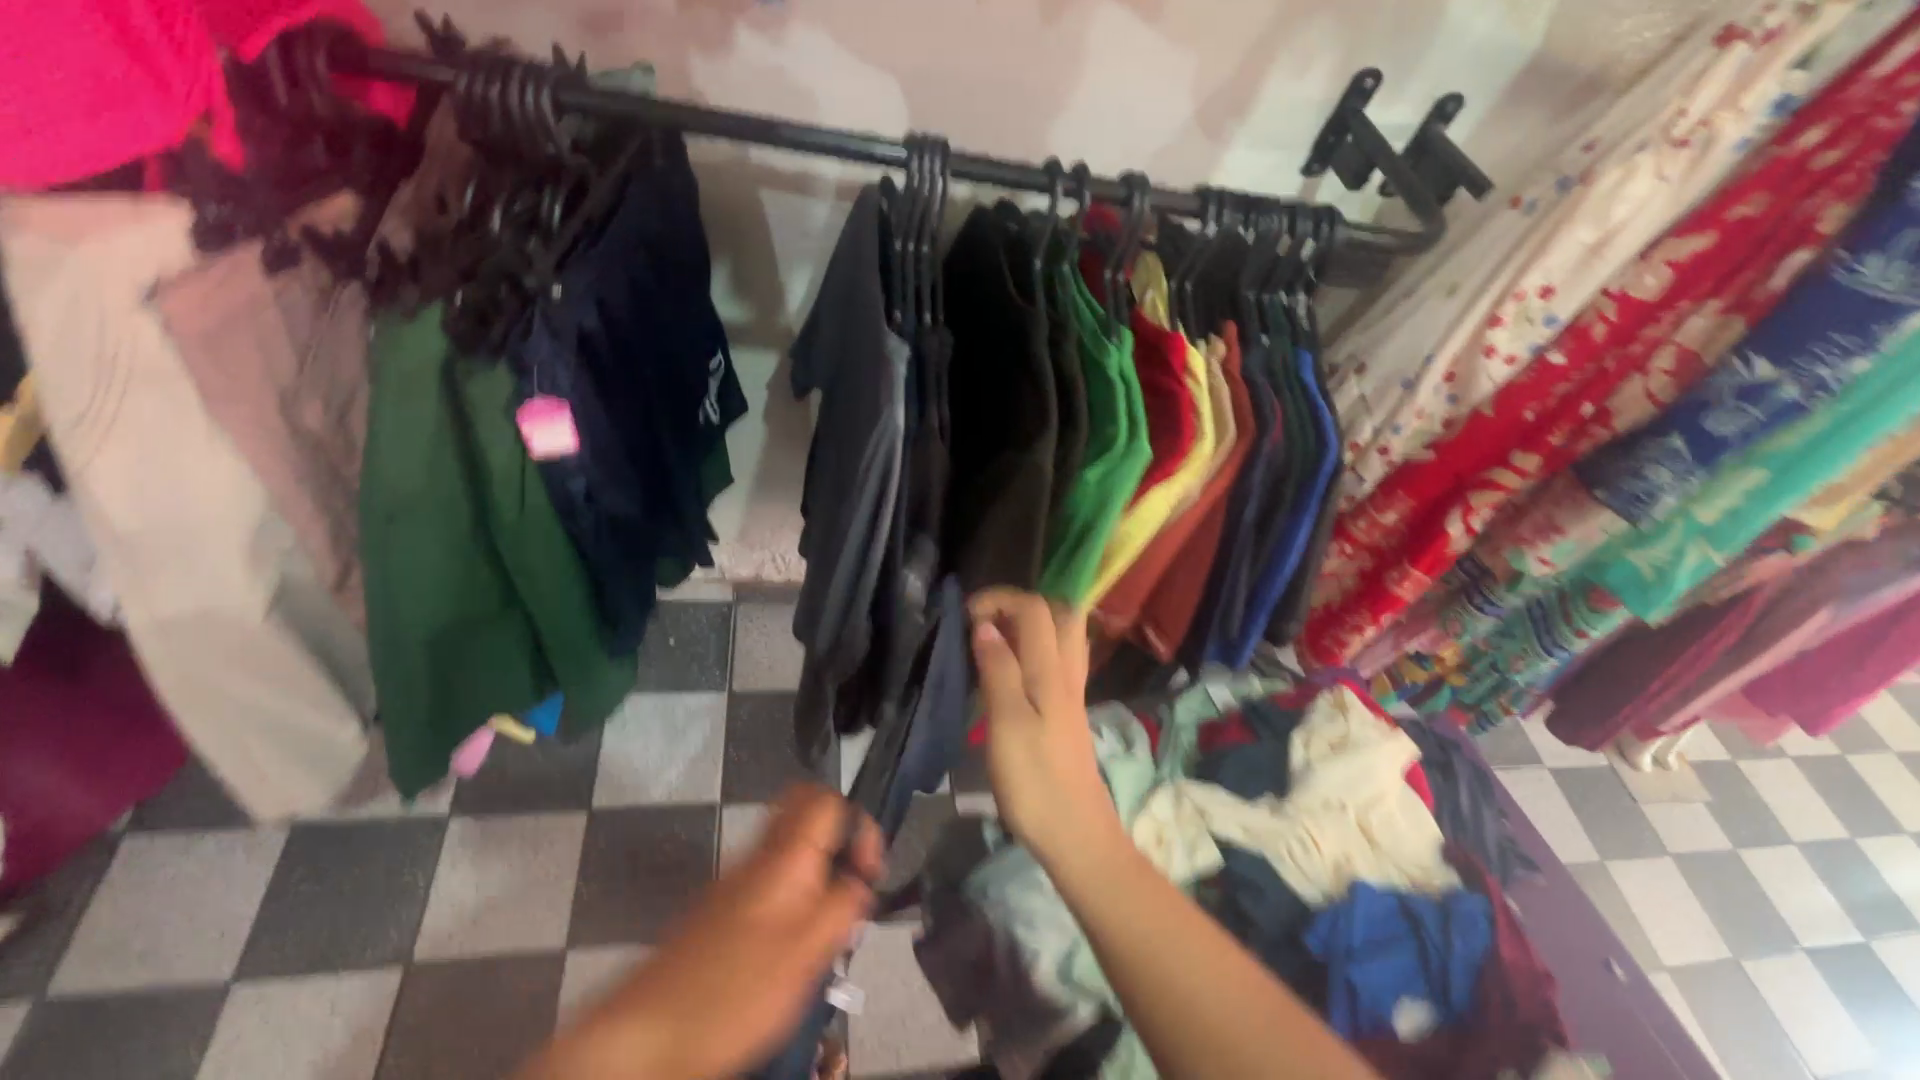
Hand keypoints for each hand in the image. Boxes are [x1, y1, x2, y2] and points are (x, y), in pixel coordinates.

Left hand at [521, 784, 882, 1079]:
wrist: (643, 1035)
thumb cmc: (732, 995)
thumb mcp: (805, 956)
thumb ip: (841, 909)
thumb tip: (860, 879)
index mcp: (781, 861)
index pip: (824, 800)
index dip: (858, 822)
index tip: (869, 871)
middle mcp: (754, 861)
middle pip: (800, 818)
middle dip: (835, 844)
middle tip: (850, 890)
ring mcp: (730, 887)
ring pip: (785, 857)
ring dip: (815, 880)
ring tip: (826, 938)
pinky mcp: (715, 917)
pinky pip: (766, 889)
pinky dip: (789, 906)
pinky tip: (791, 958)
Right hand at [968, 588, 1128, 867]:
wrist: (1075, 833)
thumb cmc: (1034, 782)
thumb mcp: (1006, 724)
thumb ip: (998, 670)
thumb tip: (986, 625)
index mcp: (1051, 671)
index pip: (1035, 608)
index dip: (1000, 598)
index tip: (966, 616)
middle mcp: (1067, 673)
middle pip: (1060, 613)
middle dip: (1021, 604)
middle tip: (985, 622)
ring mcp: (1071, 693)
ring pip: (1061, 637)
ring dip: (1028, 627)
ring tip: (992, 642)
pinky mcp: (1066, 713)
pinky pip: (1055, 661)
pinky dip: (1032, 651)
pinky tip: (1009, 672)